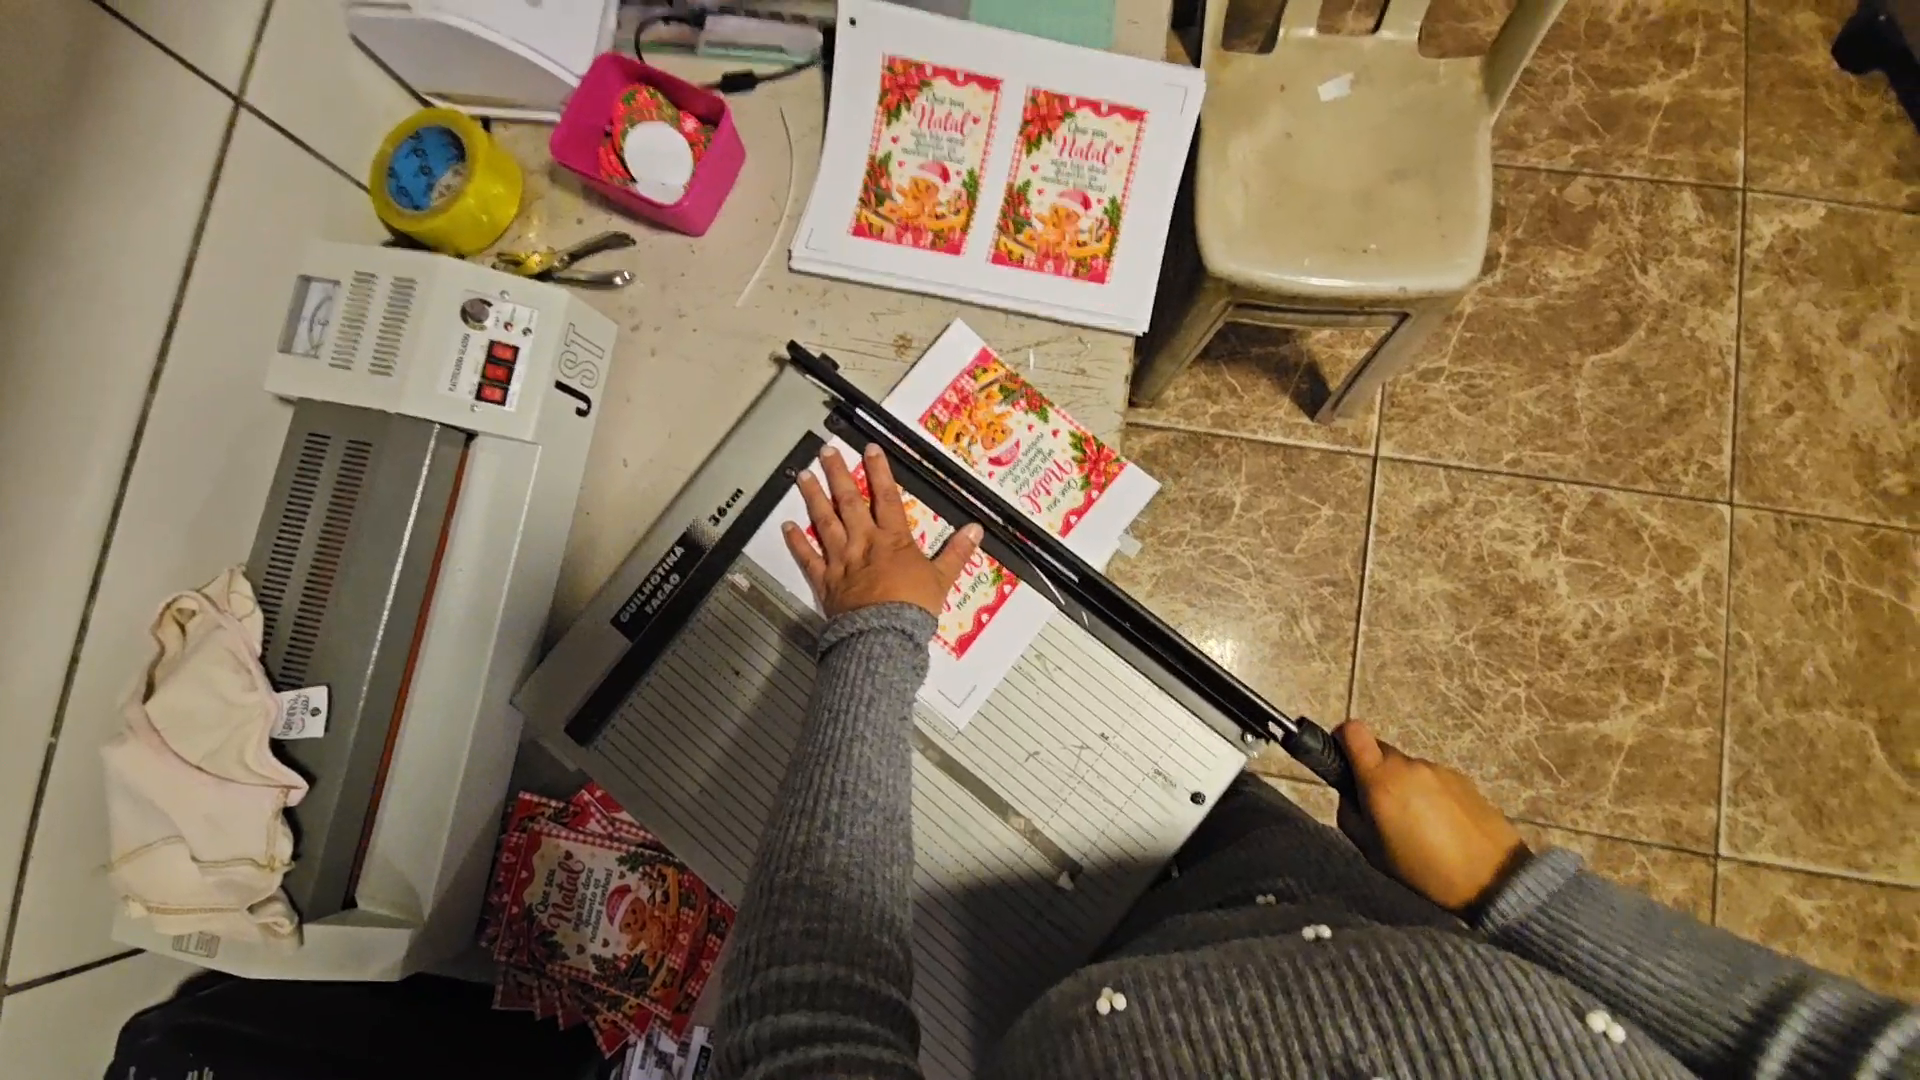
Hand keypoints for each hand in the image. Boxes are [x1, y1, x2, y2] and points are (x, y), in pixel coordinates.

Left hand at [782, 444, 982, 619]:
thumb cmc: (913, 607)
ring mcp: (841, 560)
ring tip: (802, 476)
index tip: (870, 449)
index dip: (879, 471)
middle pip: (849, 502)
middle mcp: (864, 542)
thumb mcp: (942, 578)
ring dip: (813, 497)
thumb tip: (976, 529)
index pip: (886, 497)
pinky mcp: (825, 581)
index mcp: (893, 539)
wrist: (883, 636)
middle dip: (837, 474)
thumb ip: (957, 552)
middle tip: (825, 450)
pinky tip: (786, 526)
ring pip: (824, 522)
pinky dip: (797, 542)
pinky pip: (808, 558)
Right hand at [1335, 720, 1528, 913]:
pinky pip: (1433, 780)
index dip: (1342, 739)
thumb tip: (1352, 793)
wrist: (1496, 880)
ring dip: (1405, 787)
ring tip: (1420, 825)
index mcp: (1379, 779)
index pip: (1352, 730)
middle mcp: (1407, 766)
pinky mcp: (1464, 780)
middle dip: (1375, 773)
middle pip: (1379, 752)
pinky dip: (1430, 795)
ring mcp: (1438, 770)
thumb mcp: (1370, 850)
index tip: (1344, 761)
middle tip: (1383, 809)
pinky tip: (1443, 825)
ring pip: (1407, 769)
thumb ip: (1350, 813)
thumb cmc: (1423, 869)